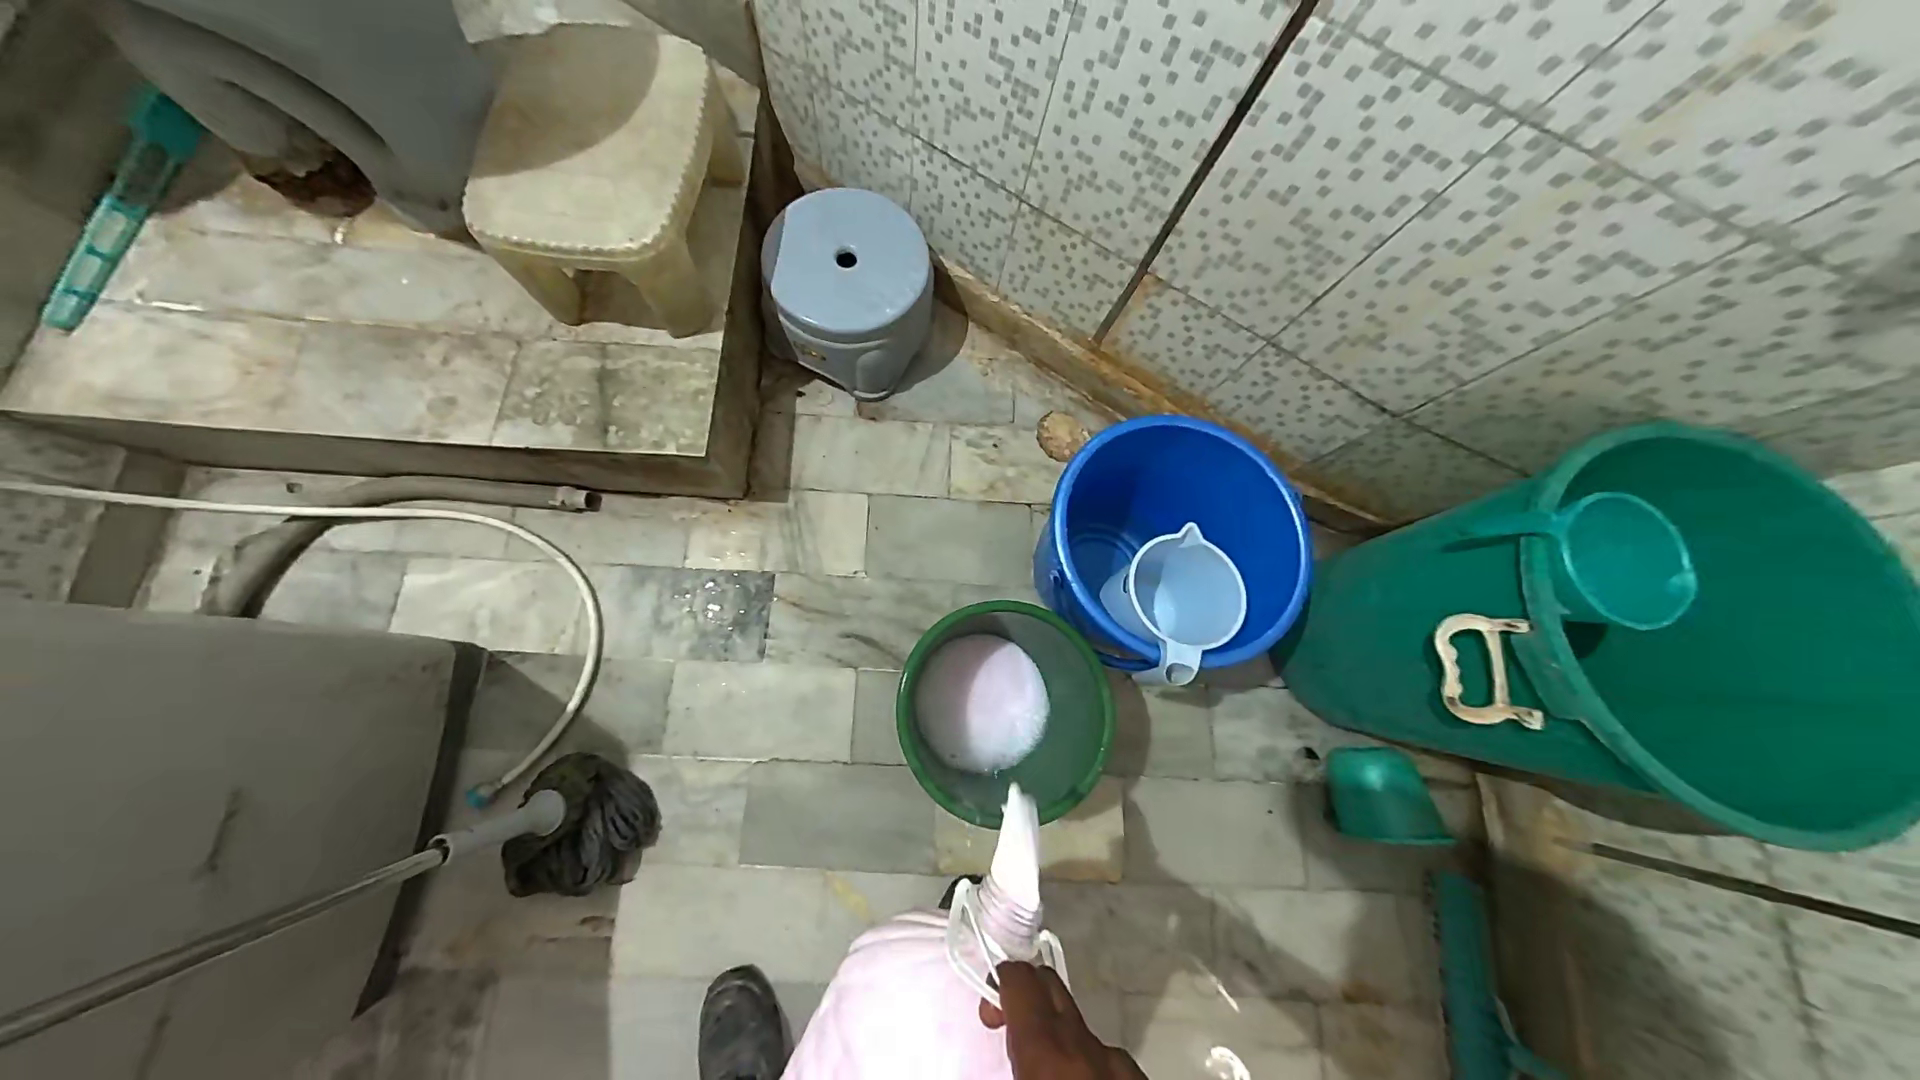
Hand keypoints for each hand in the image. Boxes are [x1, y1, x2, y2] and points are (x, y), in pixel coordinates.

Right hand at [979, 962, 1146, 1079]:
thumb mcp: (1018, 1075)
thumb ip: (1009, 1058)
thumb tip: (1006, 1035)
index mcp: (1046, 1046)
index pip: (1020, 976)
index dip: (1001, 980)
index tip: (992, 1009)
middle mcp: (1084, 1041)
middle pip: (1051, 984)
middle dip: (1029, 994)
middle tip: (1011, 1031)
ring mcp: (1119, 1059)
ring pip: (1081, 1025)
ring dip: (1060, 1035)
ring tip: (1047, 1069)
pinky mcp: (1139, 1075)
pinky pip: (1107, 1055)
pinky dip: (1089, 1062)